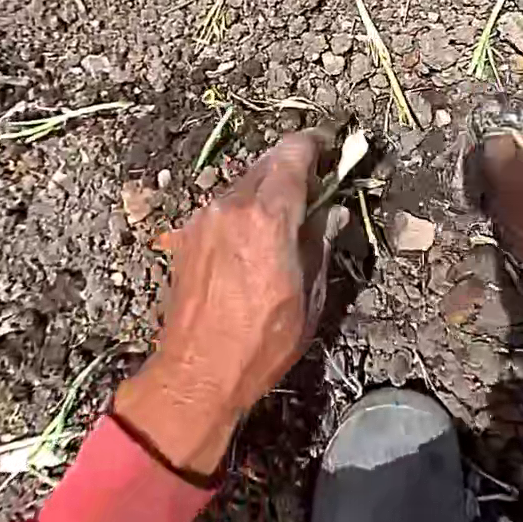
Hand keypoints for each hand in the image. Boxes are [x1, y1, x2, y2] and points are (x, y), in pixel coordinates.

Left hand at [114, 130, 339, 479]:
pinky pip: (226, 204)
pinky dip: (248, 205)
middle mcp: (231, 206)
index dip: (318, 144)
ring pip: (246, 181)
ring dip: (271, 186)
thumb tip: (333, 211)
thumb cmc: (262, 341)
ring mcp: (204, 219)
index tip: (334, 150)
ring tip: (291, 214)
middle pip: (270, 160)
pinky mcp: (188, 236)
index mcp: (267, 215)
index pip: (294, 152)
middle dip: (297, 164)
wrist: (195, 377)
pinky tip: (258, 236)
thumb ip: (321, 239)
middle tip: (319, 184)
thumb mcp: (310, 292)